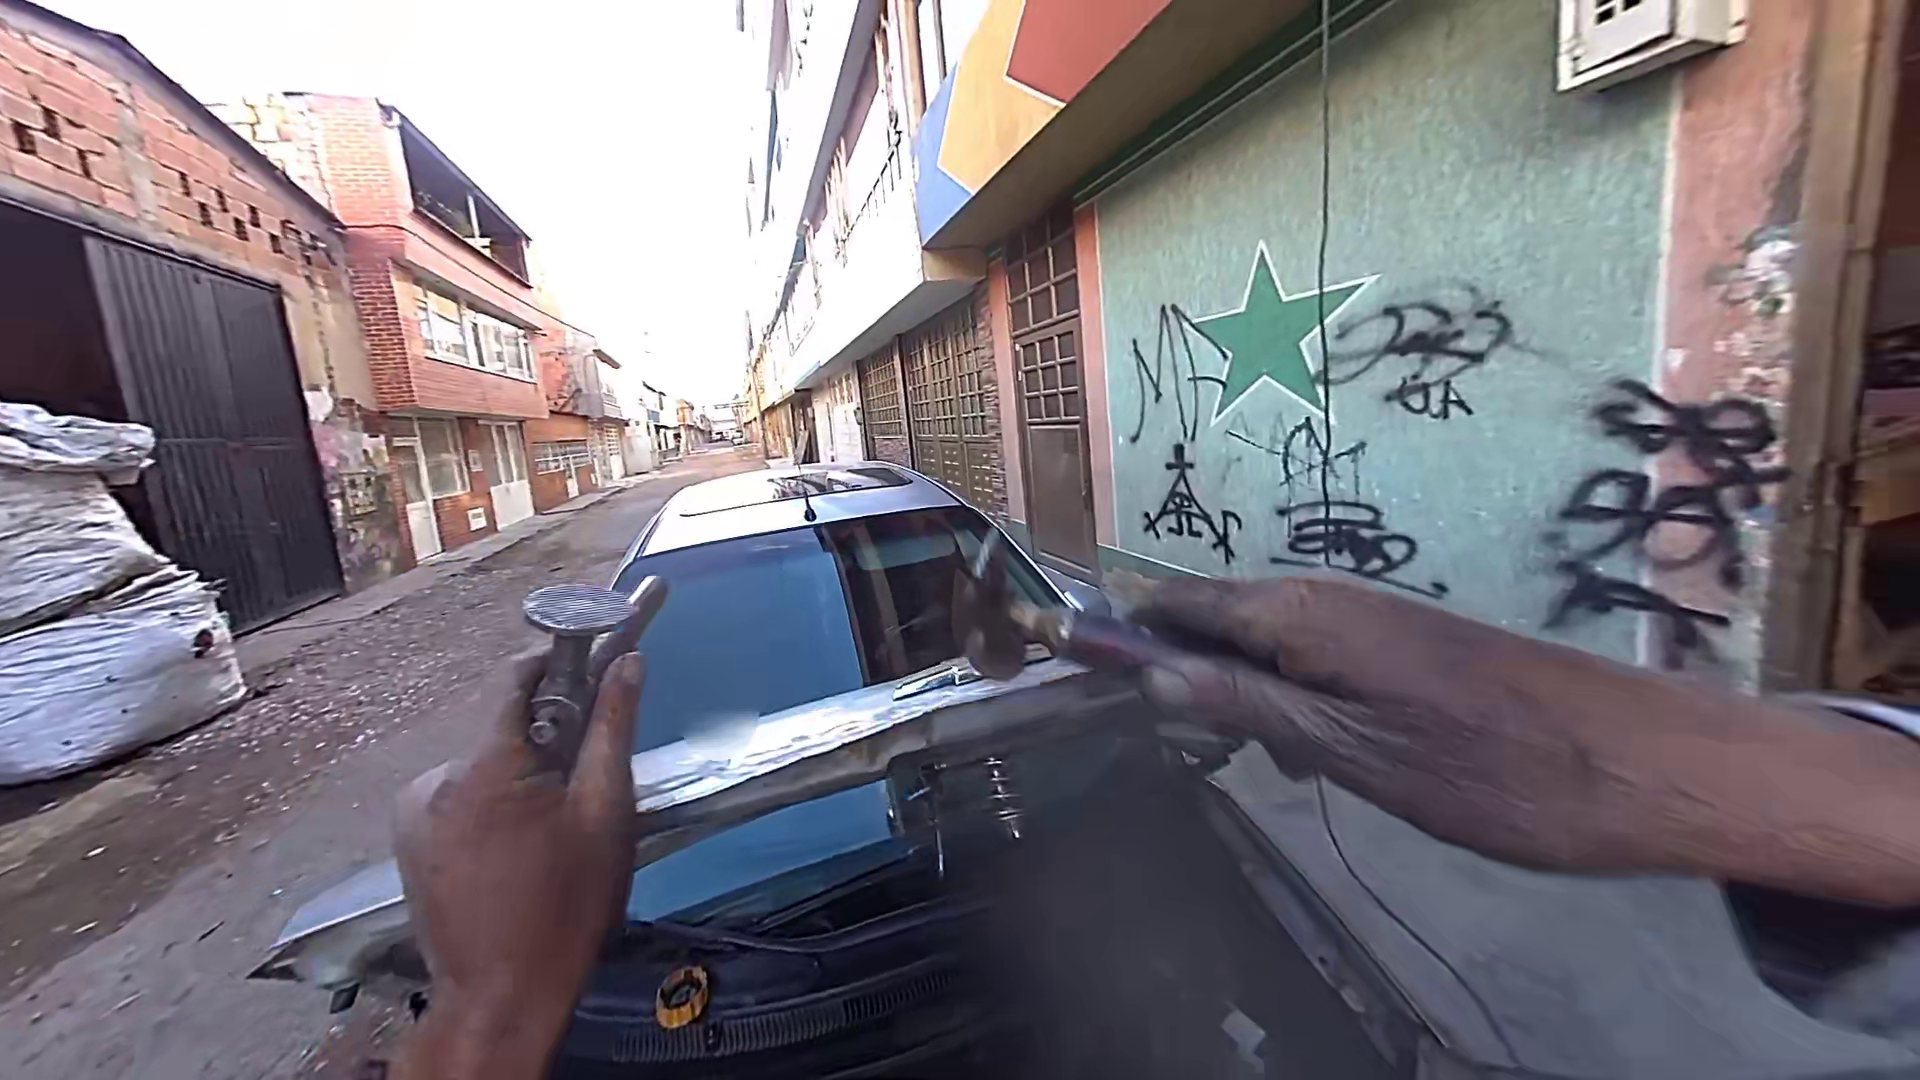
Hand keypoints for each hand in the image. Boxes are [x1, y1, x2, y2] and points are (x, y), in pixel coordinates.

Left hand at [393, 650, 644, 1078]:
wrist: (505, 995)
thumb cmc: (570, 896)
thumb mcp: (606, 805)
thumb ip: (613, 724)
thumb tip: (629, 660)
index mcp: (485, 768)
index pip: (516, 679)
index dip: (560, 660)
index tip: (598, 659)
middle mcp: (435, 781)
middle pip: (507, 720)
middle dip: (554, 728)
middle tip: (590, 768)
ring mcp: (415, 814)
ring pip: (491, 755)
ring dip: (530, 763)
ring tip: (561, 812)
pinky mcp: (412, 839)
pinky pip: (468, 787)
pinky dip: (503, 791)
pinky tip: (526, 834)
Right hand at [1136, 574, 1919, 905]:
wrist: (1653, 761)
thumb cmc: (1486, 767)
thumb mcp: (1346, 749)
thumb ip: (1241, 703)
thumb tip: (1151, 674)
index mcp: (1294, 616)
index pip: (1177, 603)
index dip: (1129, 630)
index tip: (1096, 666)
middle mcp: (1314, 595)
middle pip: (1210, 617)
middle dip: (1187, 670)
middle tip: (1201, 739)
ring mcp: (1352, 609)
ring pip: (1254, 637)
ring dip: (1238, 687)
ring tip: (1273, 756)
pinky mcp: (1383, 631)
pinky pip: (1299, 648)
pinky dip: (1282, 688)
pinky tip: (1314, 741)